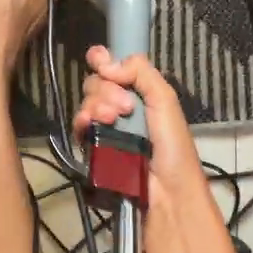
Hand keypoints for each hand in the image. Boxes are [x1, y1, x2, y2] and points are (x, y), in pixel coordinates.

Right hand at [72, 47, 243, 252]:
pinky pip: (80, 127)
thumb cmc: (172, 146)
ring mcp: (106, 128)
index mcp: (138, 93)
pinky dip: (83, 122)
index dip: (102, 60)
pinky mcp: (94, 148)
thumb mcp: (165, 100)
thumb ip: (140, 71)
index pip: (112, 67)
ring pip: (87, 102)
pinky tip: (91, 126)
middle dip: (106, 89)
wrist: (167, 193)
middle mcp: (120, 106)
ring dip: (97, 105)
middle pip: (96, 82)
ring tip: (112, 120)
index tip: (99, 60)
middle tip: (124, 107)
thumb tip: (106, 61)